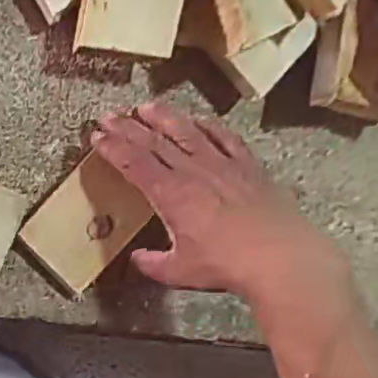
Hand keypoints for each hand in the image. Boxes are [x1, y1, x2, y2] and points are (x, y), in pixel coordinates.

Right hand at [91, 103, 351, 318]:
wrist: (279, 256)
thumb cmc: (226, 264)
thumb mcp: (179, 271)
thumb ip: (153, 263)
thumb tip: (138, 258)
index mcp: (171, 194)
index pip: (134, 163)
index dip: (113, 148)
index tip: (98, 137)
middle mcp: (194, 172)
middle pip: (154, 141)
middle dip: (128, 127)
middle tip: (109, 116)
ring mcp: (223, 165)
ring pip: (187, 132)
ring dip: (164, 117)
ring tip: (146, 106)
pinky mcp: (248, 168)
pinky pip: (224, 138)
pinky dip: (208, 127)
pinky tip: (199, 121)